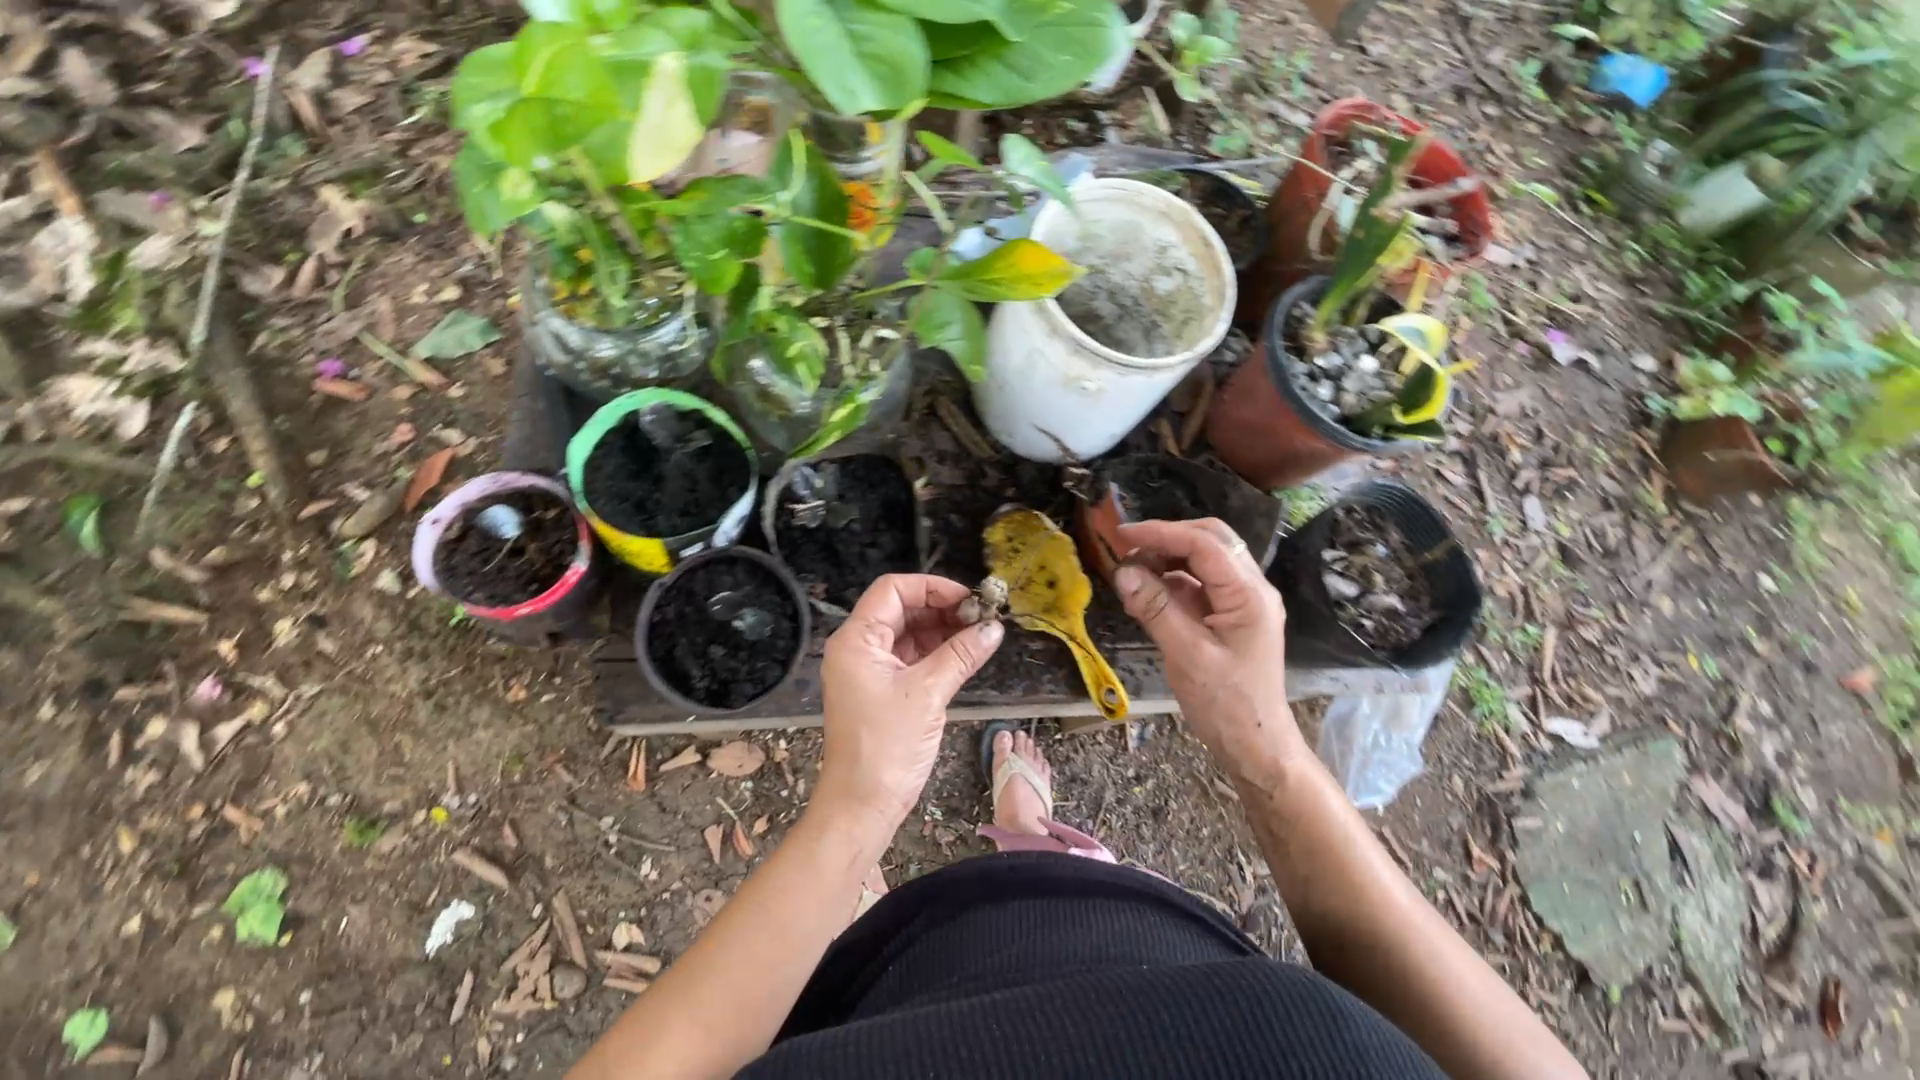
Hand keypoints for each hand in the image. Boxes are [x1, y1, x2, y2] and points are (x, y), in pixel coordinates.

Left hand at [814, 574, 1004, 830]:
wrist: (863, 804)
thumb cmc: (887, 746)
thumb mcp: (928, 694)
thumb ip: (961, 655)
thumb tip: (994, 628)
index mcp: (856, 640)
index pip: (892, 590)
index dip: (932, 587)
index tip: (969, 598)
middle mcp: (858, 648)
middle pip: (901, 609)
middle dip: (941, 608)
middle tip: (982, 616)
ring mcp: (869, 670)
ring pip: (908, 634)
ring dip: (942, 631)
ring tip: (980, 633)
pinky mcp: (882, 690)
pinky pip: (911, 659)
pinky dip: (937, 653)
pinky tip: (966, 654)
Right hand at [1112, 519, 1305, 774]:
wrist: (1256, 745)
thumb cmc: (1226, 704)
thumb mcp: (1186, 655)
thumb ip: (1156, 609)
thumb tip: (1123, 572)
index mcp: (1249, 595)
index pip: (1204, 544)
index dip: (1161, 533)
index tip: (1121, 536)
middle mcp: (1252, 590)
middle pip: (1211, 541)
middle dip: (1167, 539)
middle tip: (1127, 549)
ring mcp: (1243, 603)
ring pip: (1205, 560)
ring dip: (1168, 559)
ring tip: (1132, 574)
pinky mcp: (1232, 618)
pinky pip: (1201, 585)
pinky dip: (1173, 582)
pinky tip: (1147, 595)